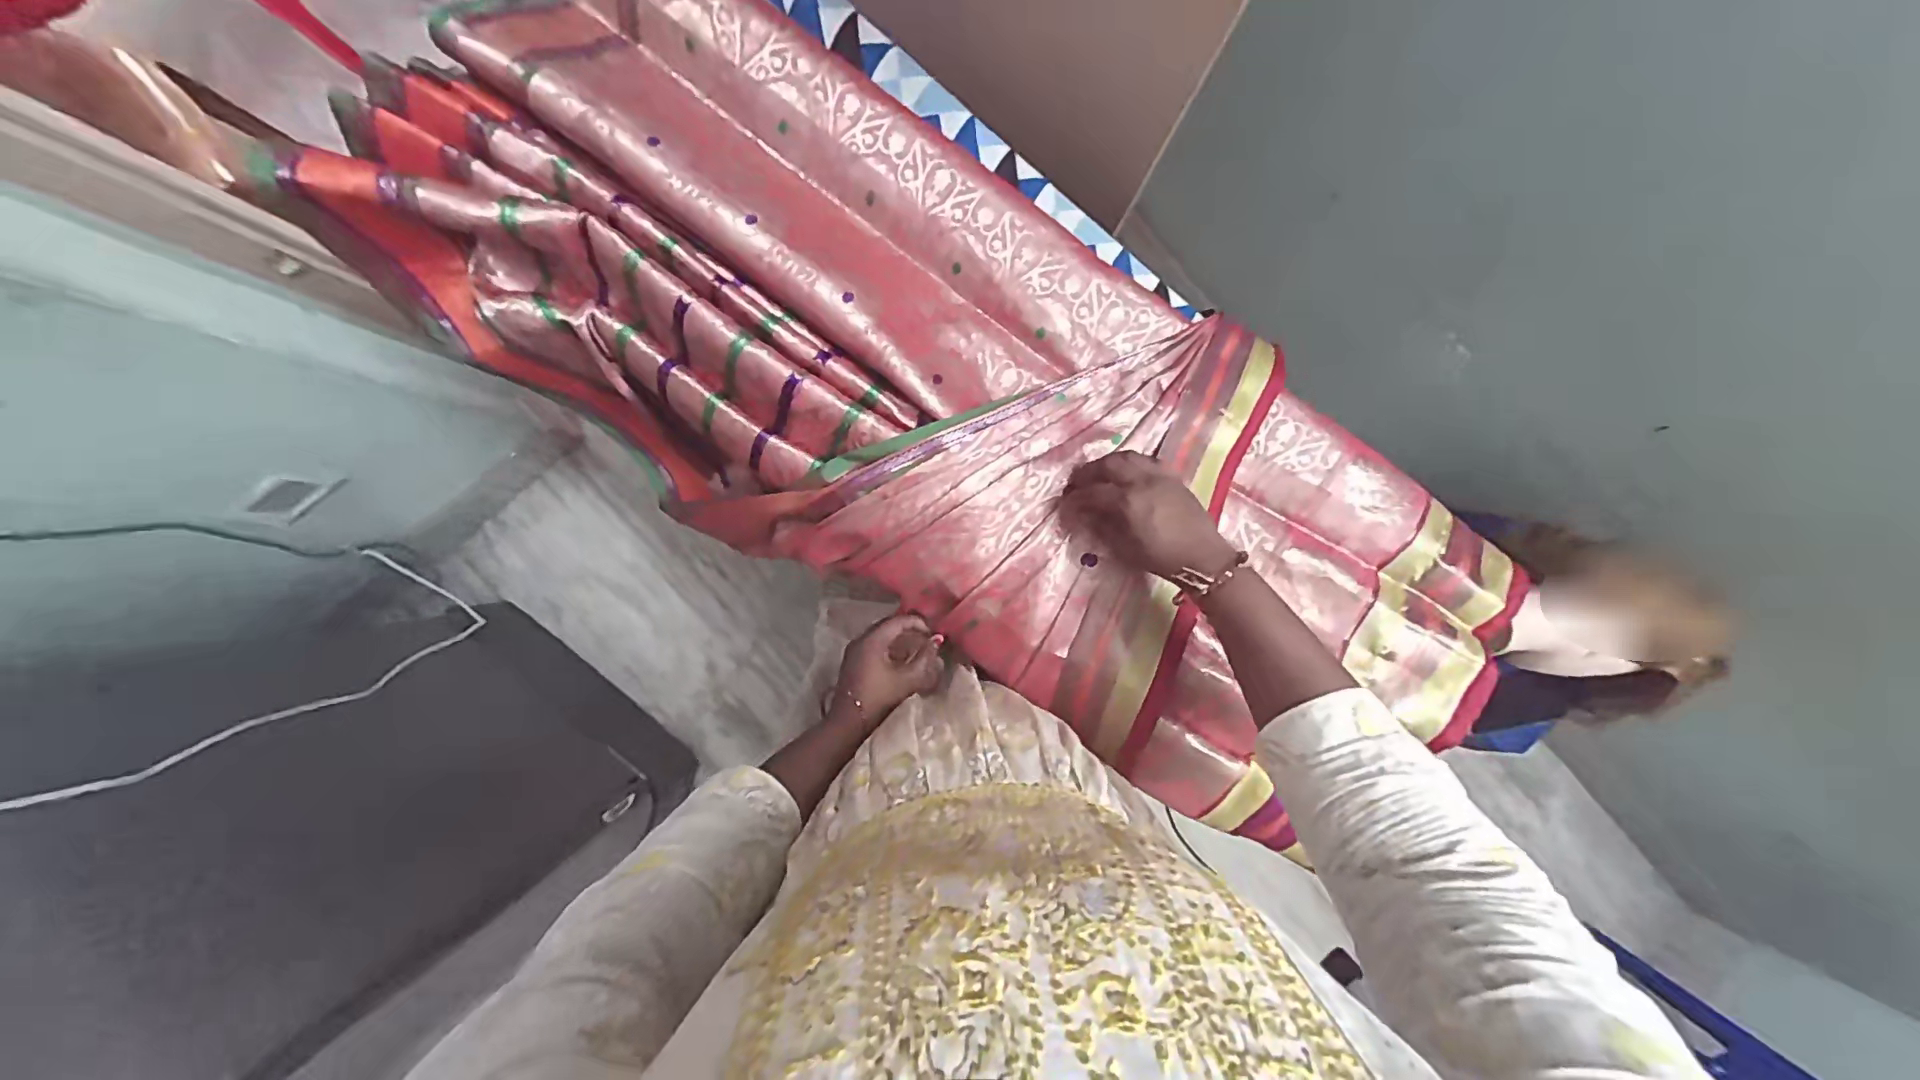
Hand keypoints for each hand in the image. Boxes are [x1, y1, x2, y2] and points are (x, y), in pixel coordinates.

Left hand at [830, 612, 944, 725]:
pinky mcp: (853, 660)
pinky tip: (901, 659)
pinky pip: (874, 645)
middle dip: (909, 630)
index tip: (932, 634)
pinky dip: (889, 647)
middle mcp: (861, 639)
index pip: (898, 620)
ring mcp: (854, 650)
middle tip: (926, 638)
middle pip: (888, 625)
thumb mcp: (907, 679)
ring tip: (917, 648)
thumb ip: (925, 658)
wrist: (848, 721)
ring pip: (881, 635)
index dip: (918, 623)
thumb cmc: (879, 698)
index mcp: (873, 640)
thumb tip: (937, 640)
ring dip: (899, 639)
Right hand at [1061, 450, 1237, 580]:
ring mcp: (1159, 475)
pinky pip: (1146, 460)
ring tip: (1097, 474)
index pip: (1092, 492)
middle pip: (1108, 465)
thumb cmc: (1161, 558)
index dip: (1075, 498)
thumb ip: (1101, 526)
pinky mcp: (1172, 476)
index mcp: (1128, 501)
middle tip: (1075, 483)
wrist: (1202, 557)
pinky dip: (1130, 462)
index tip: (1064, 505)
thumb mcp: (1124, 548)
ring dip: (1107, 463)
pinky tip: (1126, 472)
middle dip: (1087, 472)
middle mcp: (1142, 481)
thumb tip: (1083, 514)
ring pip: (1127, 456)